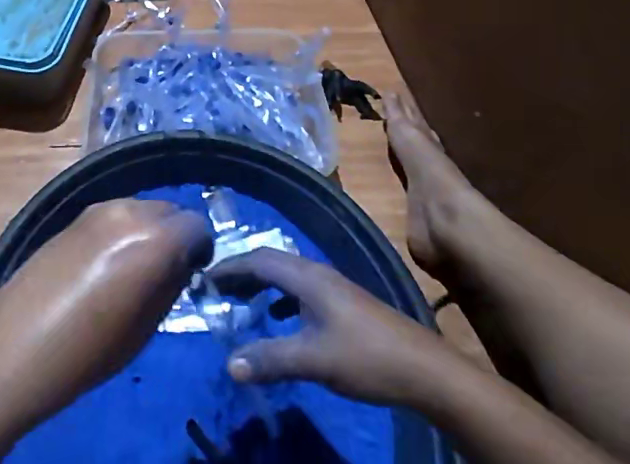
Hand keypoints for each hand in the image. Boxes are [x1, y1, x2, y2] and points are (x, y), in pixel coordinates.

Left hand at [0, 199, 212, 406]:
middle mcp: (127, 211)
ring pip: (139, 209)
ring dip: (146, 232)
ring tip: (132, 270)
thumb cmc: (88, 351)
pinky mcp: (72, 216)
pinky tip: (104, 265)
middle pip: (167, 210)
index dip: (200, 249)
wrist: (15, 345)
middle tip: (165, 274)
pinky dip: (120, 232)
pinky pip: (113, 215)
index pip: (195, 225)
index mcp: (152, 238)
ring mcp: (96, 209)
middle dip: (173, 236)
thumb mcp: (146, 327)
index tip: (193, 273)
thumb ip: (169, 284)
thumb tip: (180, 264)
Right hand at [208, 247, 457, 406]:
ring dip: (260, 285)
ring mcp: (333, 288)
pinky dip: (280, 298)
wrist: (425, 370)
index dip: (229, 267)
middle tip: (216, 290)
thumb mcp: (314, 360)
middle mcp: (317, 273)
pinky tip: (278, 318)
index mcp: (307, 277)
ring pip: (286, 276)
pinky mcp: (344, 304)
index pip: (258, 259)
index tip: (204, 278)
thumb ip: (270, 359)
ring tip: (240, 303)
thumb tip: (229, 364)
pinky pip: (299, 290)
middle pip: (270, 262)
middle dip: (241, 273)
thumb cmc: (366, 357)